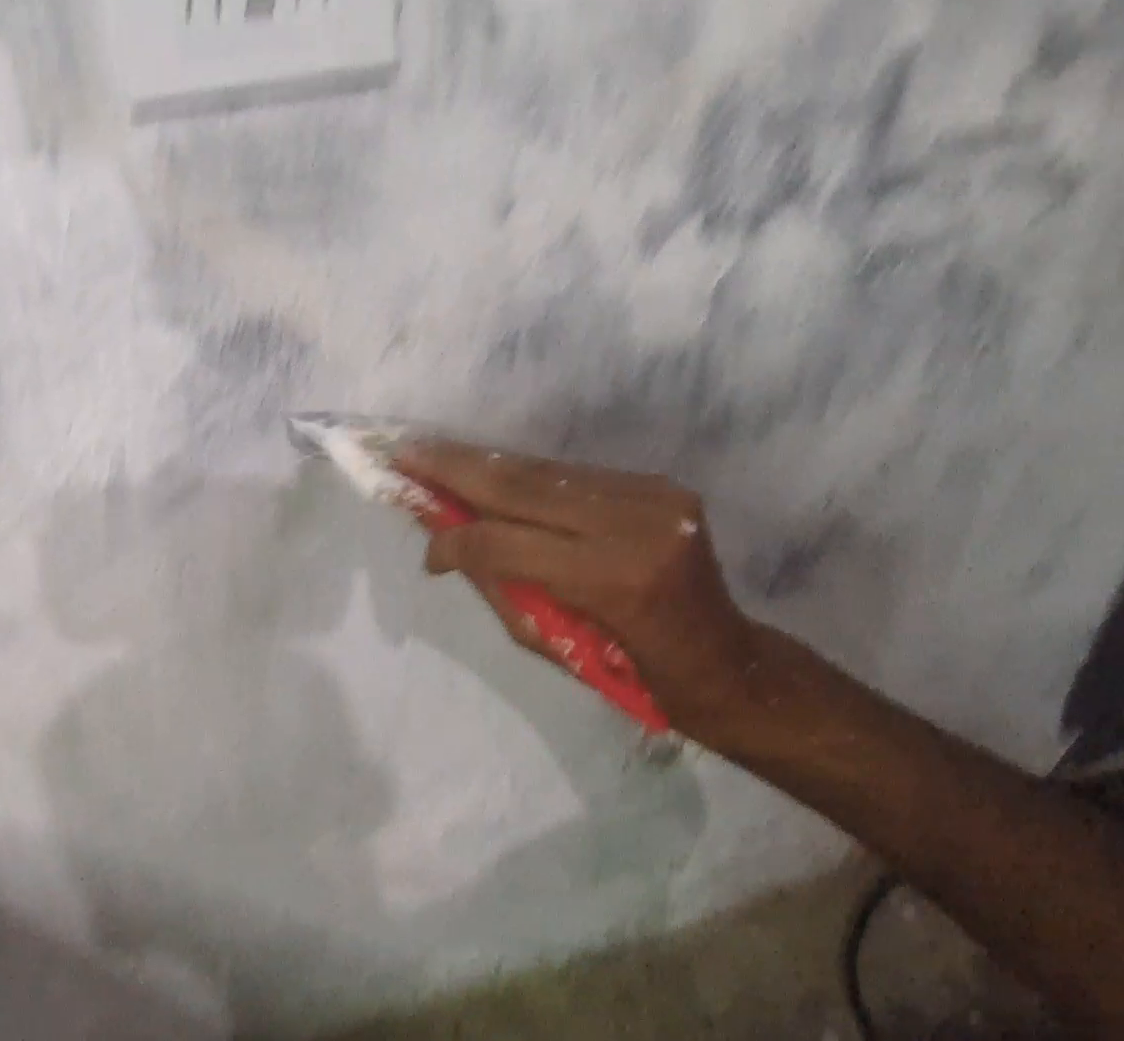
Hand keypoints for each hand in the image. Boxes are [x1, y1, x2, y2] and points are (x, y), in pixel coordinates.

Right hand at [394, 438, 762, 741]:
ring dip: (481, 462)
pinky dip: (522, 474)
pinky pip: (570, 475)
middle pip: (520, 485)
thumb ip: (498, 581)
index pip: (505, 542)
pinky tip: (486, 470)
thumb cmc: (630, 670)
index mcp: (610, 579)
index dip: (454, 538)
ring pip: (543, 471)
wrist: (723, 657)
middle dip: (452, 467)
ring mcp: (652, 496)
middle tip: (400, 452)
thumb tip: (446, 538)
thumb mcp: (550, 641)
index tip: (425, 550)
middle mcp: (634, 524)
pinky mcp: (658, 483)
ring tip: (429, 453)